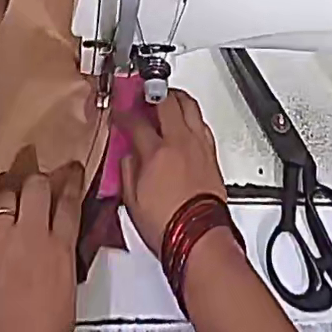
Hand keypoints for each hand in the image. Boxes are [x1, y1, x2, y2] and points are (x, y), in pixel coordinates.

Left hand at [0, 164, 85, 331]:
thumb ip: (63, 264)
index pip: (68, 200)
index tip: (73, 170)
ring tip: (14, 186)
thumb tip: (59, 248)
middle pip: (36, 185)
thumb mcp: (68, 303)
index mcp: (60, 251)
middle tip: (45, 177)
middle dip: (43, 177)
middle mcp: (28, 237)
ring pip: (3, 192)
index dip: (72, 180)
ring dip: (12, 186)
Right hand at [117, 90, 224, 254]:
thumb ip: (127, 170)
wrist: (199, 239)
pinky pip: (202, 124)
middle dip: (152, 93)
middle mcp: (180, 143)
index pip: (136, 121)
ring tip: (166, 98)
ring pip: (189, 106)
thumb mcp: (132, 200)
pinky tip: (186, 121)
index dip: (124, 113)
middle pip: (166, 101)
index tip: (120, 111)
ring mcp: (199, 146)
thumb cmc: (169, 225)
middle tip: (143, 93)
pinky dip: (192, 116)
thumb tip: (127, 156)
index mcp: (156, 152)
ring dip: (175, 98)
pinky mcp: (211, 155)